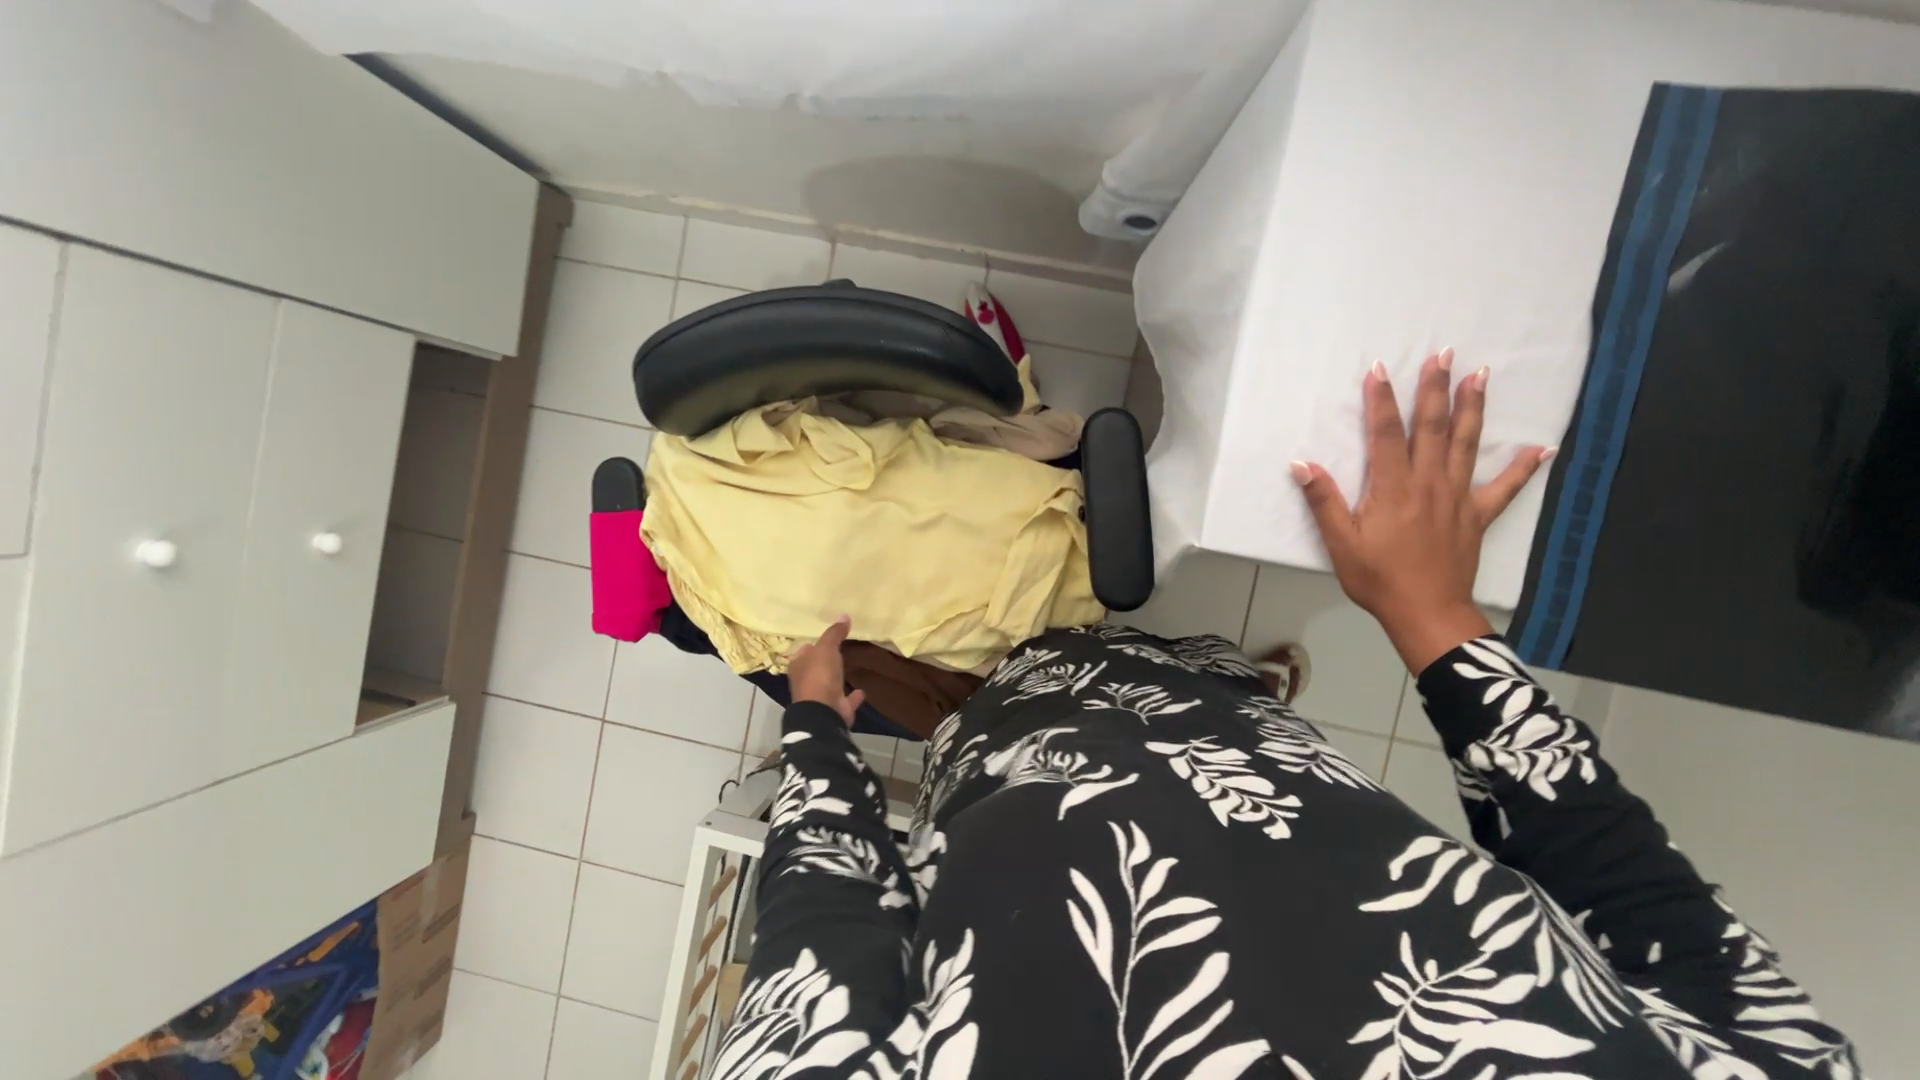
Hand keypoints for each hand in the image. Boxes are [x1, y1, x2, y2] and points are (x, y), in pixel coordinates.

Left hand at [788, 615, 866, 726]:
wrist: (824, 711)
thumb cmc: (819, 675)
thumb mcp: (826, 648)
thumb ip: (834, 633)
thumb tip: (844, 615)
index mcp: (798, 666)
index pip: (803, 652)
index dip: (812, 645)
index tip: (824, 638)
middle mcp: (806, 682)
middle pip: (815, 668)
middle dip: (824, 661)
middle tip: (839, 651)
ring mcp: (820, 697)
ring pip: (829, 684)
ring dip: (837, 678)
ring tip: (849, 668)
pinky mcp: (834, 709)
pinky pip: (845, 699)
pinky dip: (852, 696)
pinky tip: (862, 691)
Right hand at [1292, 350, 1553, 673]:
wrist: (1426, 612)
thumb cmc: (1377, 578)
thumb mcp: (1340, 542)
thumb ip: (1324, 501)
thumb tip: (1302, 464)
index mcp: (1393, 488)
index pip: (1386, 434)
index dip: (1382, 400)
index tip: (1380, 369)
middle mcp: (1429, 483)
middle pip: (1432, 428)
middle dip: (1435, 389)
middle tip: (1443, 354)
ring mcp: (1458, 497)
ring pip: (1466, 444)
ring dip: (1472, 408)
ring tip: (1480, 376)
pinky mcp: (1477, 516)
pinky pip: (1505, 488)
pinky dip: (1523, 467)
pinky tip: (1542, 448)